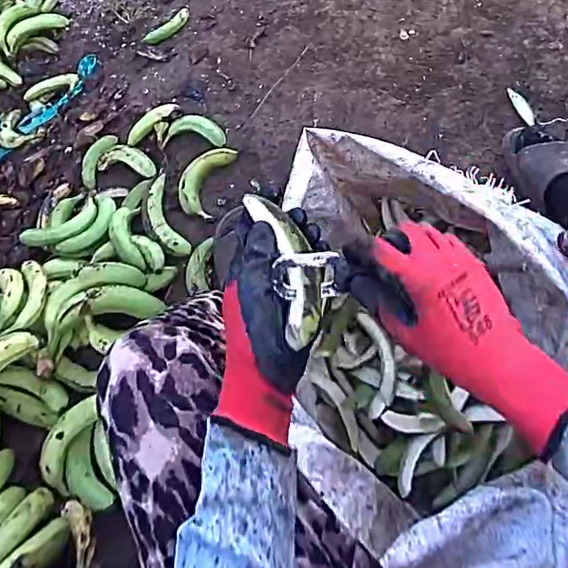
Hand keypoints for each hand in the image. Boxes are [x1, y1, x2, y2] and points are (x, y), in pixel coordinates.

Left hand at [210, 210, 317, 447]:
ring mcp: (279, 285)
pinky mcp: (297, 298)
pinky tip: (323, 250)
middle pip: (273, 238)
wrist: (267, 374)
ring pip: (291, 251)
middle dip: (287, 222)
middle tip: (301, 215)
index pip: (247, 229)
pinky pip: (306, 270)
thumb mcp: (252, 288)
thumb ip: (256, 255)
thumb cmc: (255, 332)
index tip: (272, 193)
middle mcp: (260, 272)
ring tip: (314, 229)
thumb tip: (260, 221)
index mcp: (243, 268)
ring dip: (303, 237)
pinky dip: (315, 257)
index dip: (258, 209)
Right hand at [341, 221, 567, 454]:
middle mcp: (436, 260)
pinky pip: (450, 242)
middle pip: (405, 229)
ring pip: (429, 231)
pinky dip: (437, 245)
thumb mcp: (408, 336)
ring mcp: (459, 259)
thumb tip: (365, 290)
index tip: (356, 254)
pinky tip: (436, 263)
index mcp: (417, 276)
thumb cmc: (454, 353)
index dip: (363, 250)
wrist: (501, 361)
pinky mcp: (475, 264)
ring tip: (410, 257)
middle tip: (386, 257)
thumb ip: (383, 308)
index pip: (381, 248)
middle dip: (391, 239)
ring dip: (415, 239)